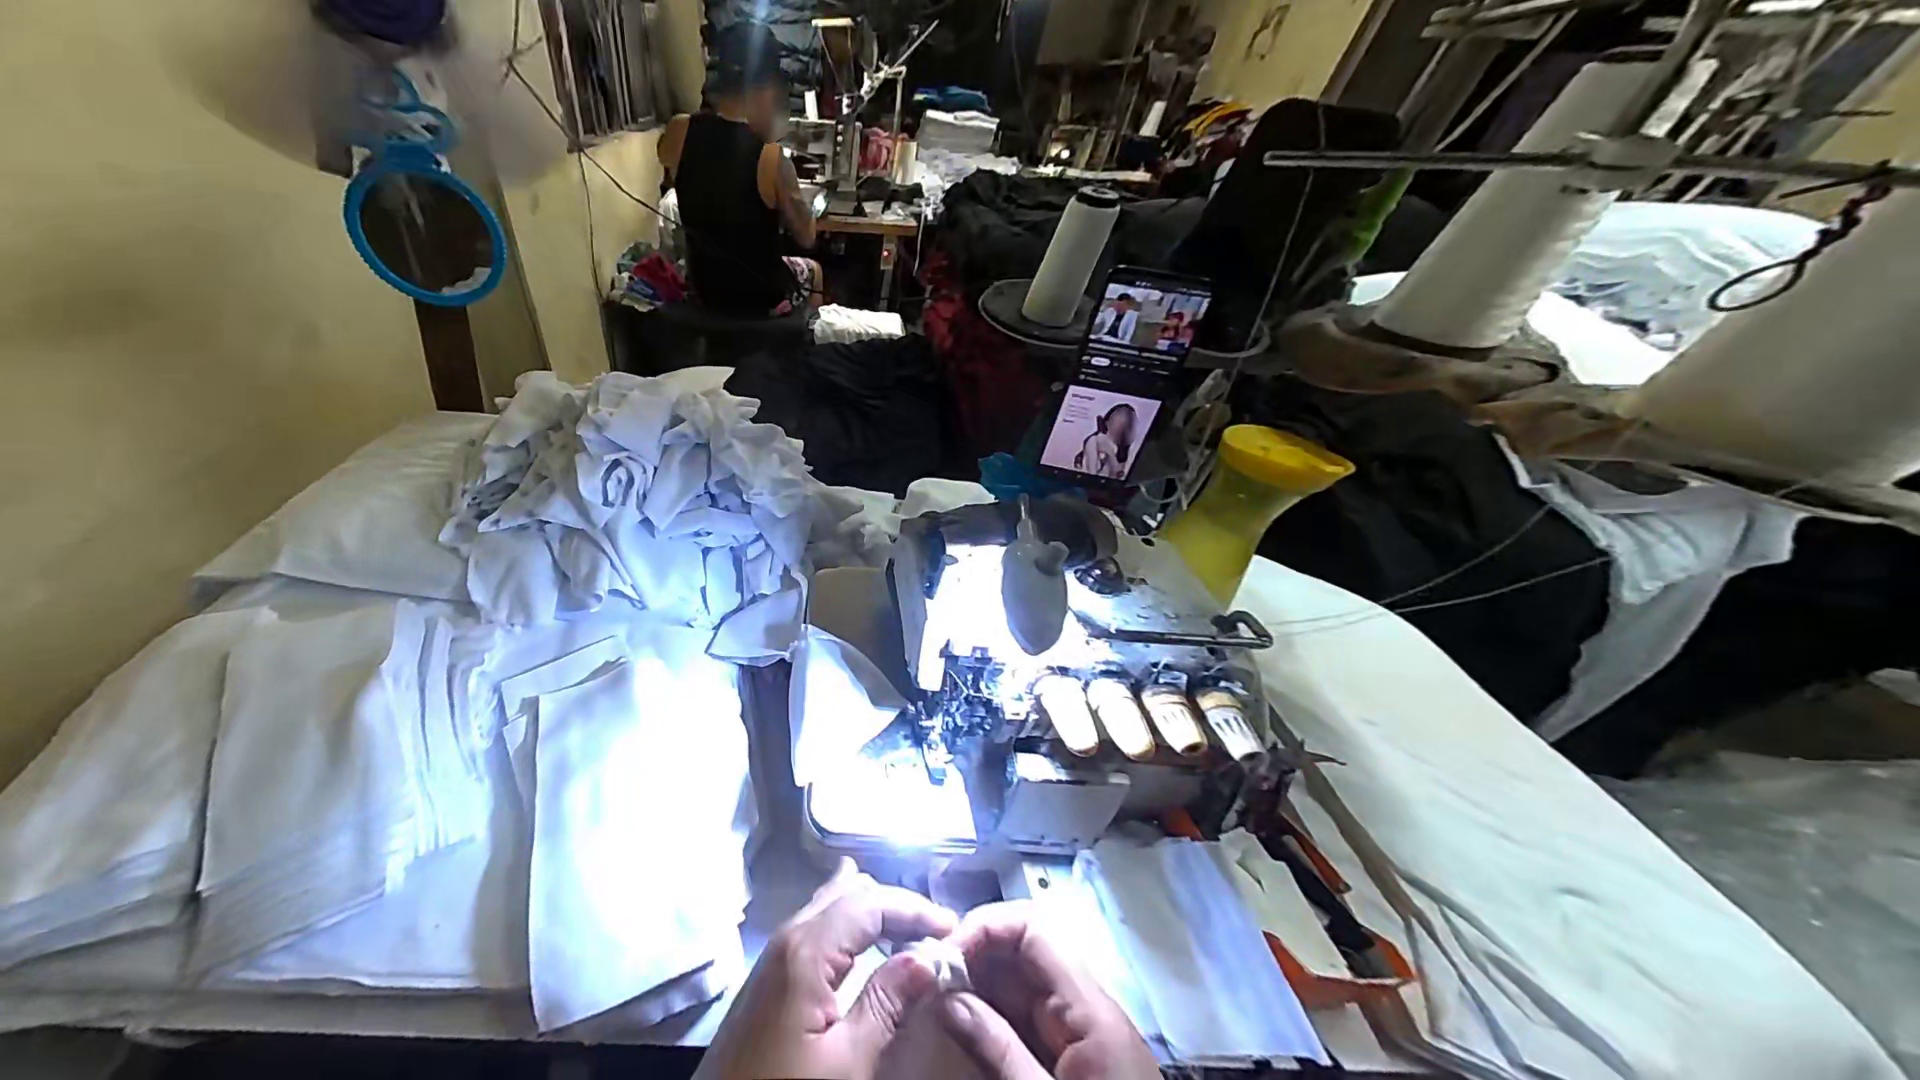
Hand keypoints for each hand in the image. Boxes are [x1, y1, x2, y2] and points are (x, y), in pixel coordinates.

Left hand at [695, 859, 957, 1079]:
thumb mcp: (846, 1065)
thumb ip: (887, 1004)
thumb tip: (926, 958)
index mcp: (806, 949)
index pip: (871, 902)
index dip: (915, 909)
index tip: (952, 928)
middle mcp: (787, 938)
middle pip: (849, 892)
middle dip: (895, 903)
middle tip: (933, 929)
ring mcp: (772, 956)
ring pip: (830, 904)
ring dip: (873, 910)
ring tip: (909, 929)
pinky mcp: (767, 979)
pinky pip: (816, 925)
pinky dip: (850, 924)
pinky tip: (864, 939)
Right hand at [935, 901, 1158, 1079]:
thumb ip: (998, 1049)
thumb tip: (950, 998)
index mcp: (1088, 1006)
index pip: (1034, 931)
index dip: (988, 927)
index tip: (948, 952)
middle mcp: (1085, 1005)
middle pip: (1025, 952)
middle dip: (978, 954)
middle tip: (934, 977)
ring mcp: (1080, 1029)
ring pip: (1023, 983)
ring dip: (981, 983)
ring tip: (940, 996)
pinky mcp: (1074, 1053)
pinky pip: (1028, 1015)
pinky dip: (995, 1012)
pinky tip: (966, 1021)